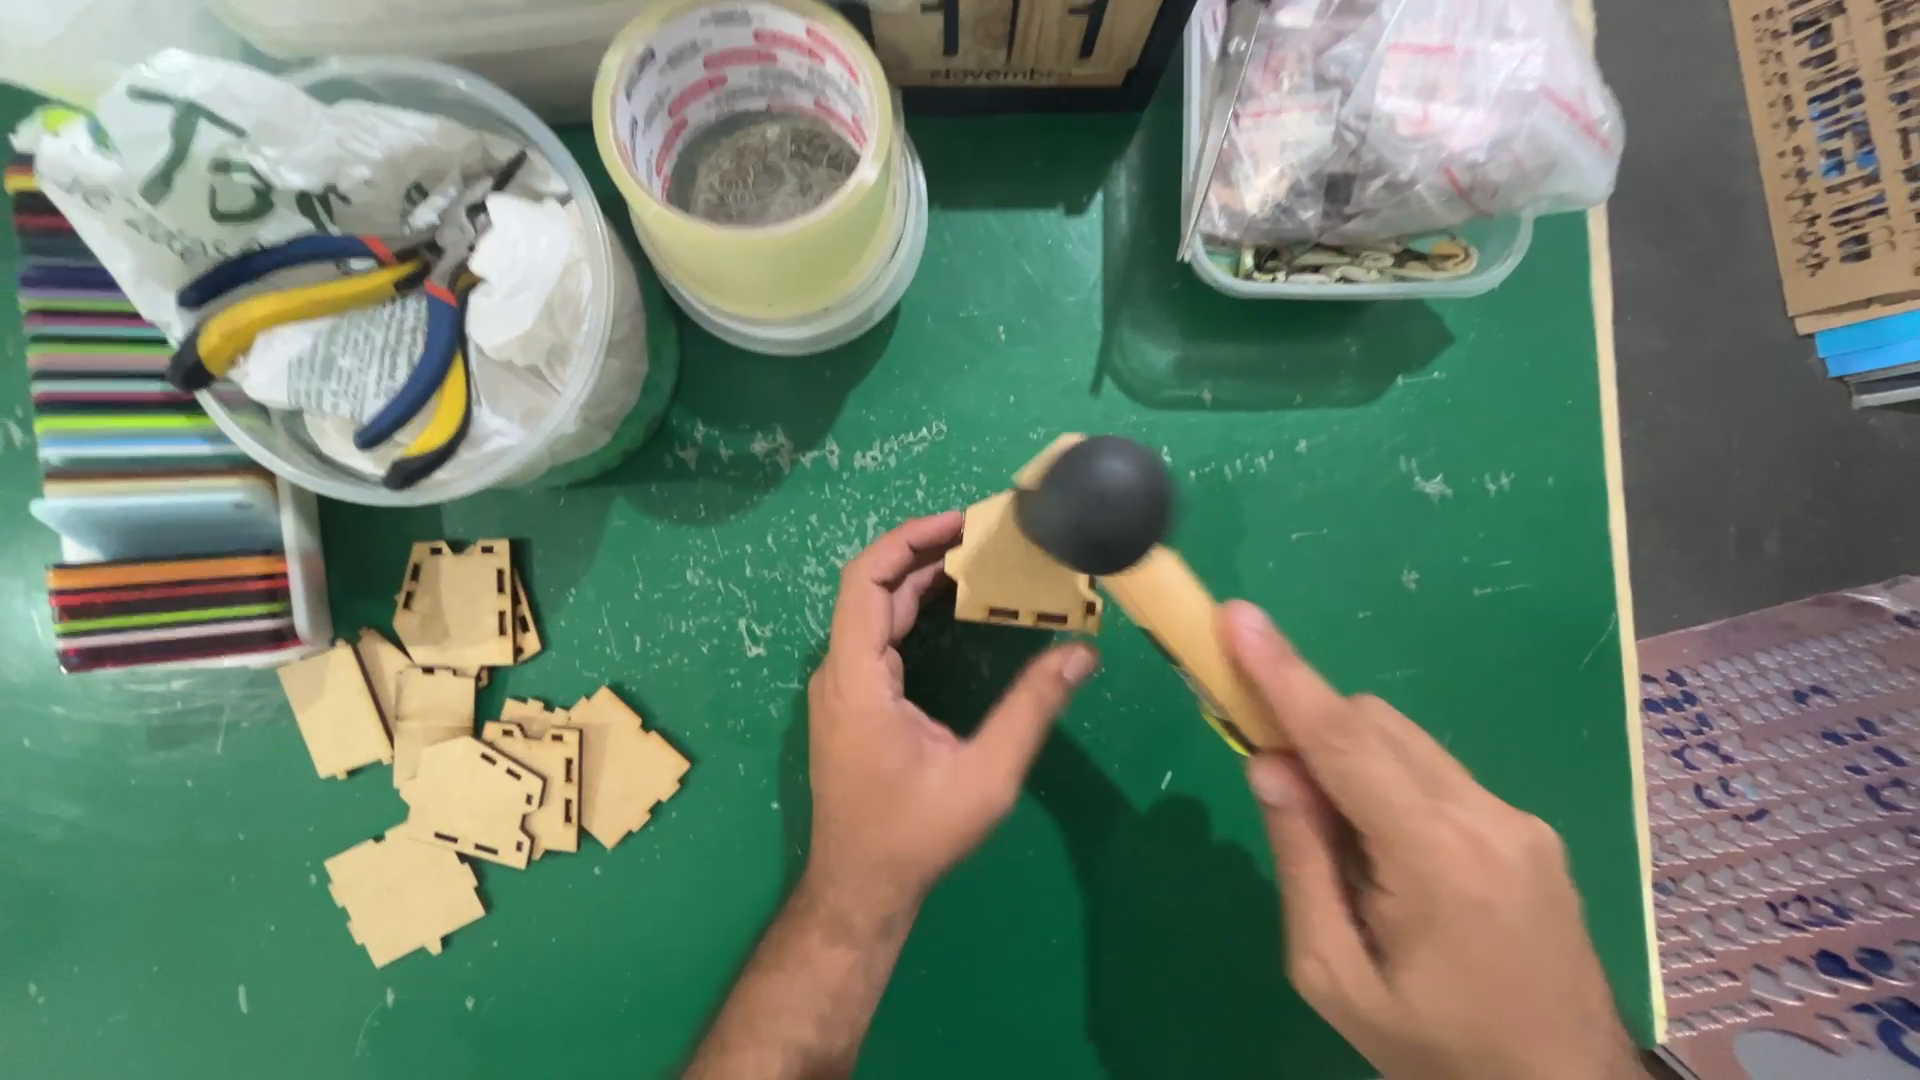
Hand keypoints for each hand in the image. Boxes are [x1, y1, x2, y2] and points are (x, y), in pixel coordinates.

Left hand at [804, 511, 1098, 920]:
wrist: (860, 888)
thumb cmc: (916, 836)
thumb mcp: (986, 776)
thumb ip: (1032, 709)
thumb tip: (1083, 654)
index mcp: (856, 678)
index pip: (864, 581)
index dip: (907, 541)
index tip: (958, 525)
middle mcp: (839, 672)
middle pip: (871, 588)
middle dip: (925, 554)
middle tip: (985, 538)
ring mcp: (841, 686)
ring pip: (874, 611)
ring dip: (920, 580)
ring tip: (978, 561)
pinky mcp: (852, 700)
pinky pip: (878, 636)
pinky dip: (913, 610)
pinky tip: (953, 605)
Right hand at [1221, 600, 1642, 1079]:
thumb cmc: (1431, 1050)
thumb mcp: (1332, 971)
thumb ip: (1300, 858)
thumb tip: (1269, 763)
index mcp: (1438, 860)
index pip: (1344, 743)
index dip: (1283, 676)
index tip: (1237, 618)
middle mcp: (1488, 818)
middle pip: (1372, 724)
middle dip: (1305, 720)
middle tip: (1261, 758)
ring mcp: (1518, 820)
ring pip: (1402, 739)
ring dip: (1344, 751)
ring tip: (1330, 832)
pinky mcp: (1526, 829)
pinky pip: (1431, 770)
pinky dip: (1383, 776)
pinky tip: (1378, 844)